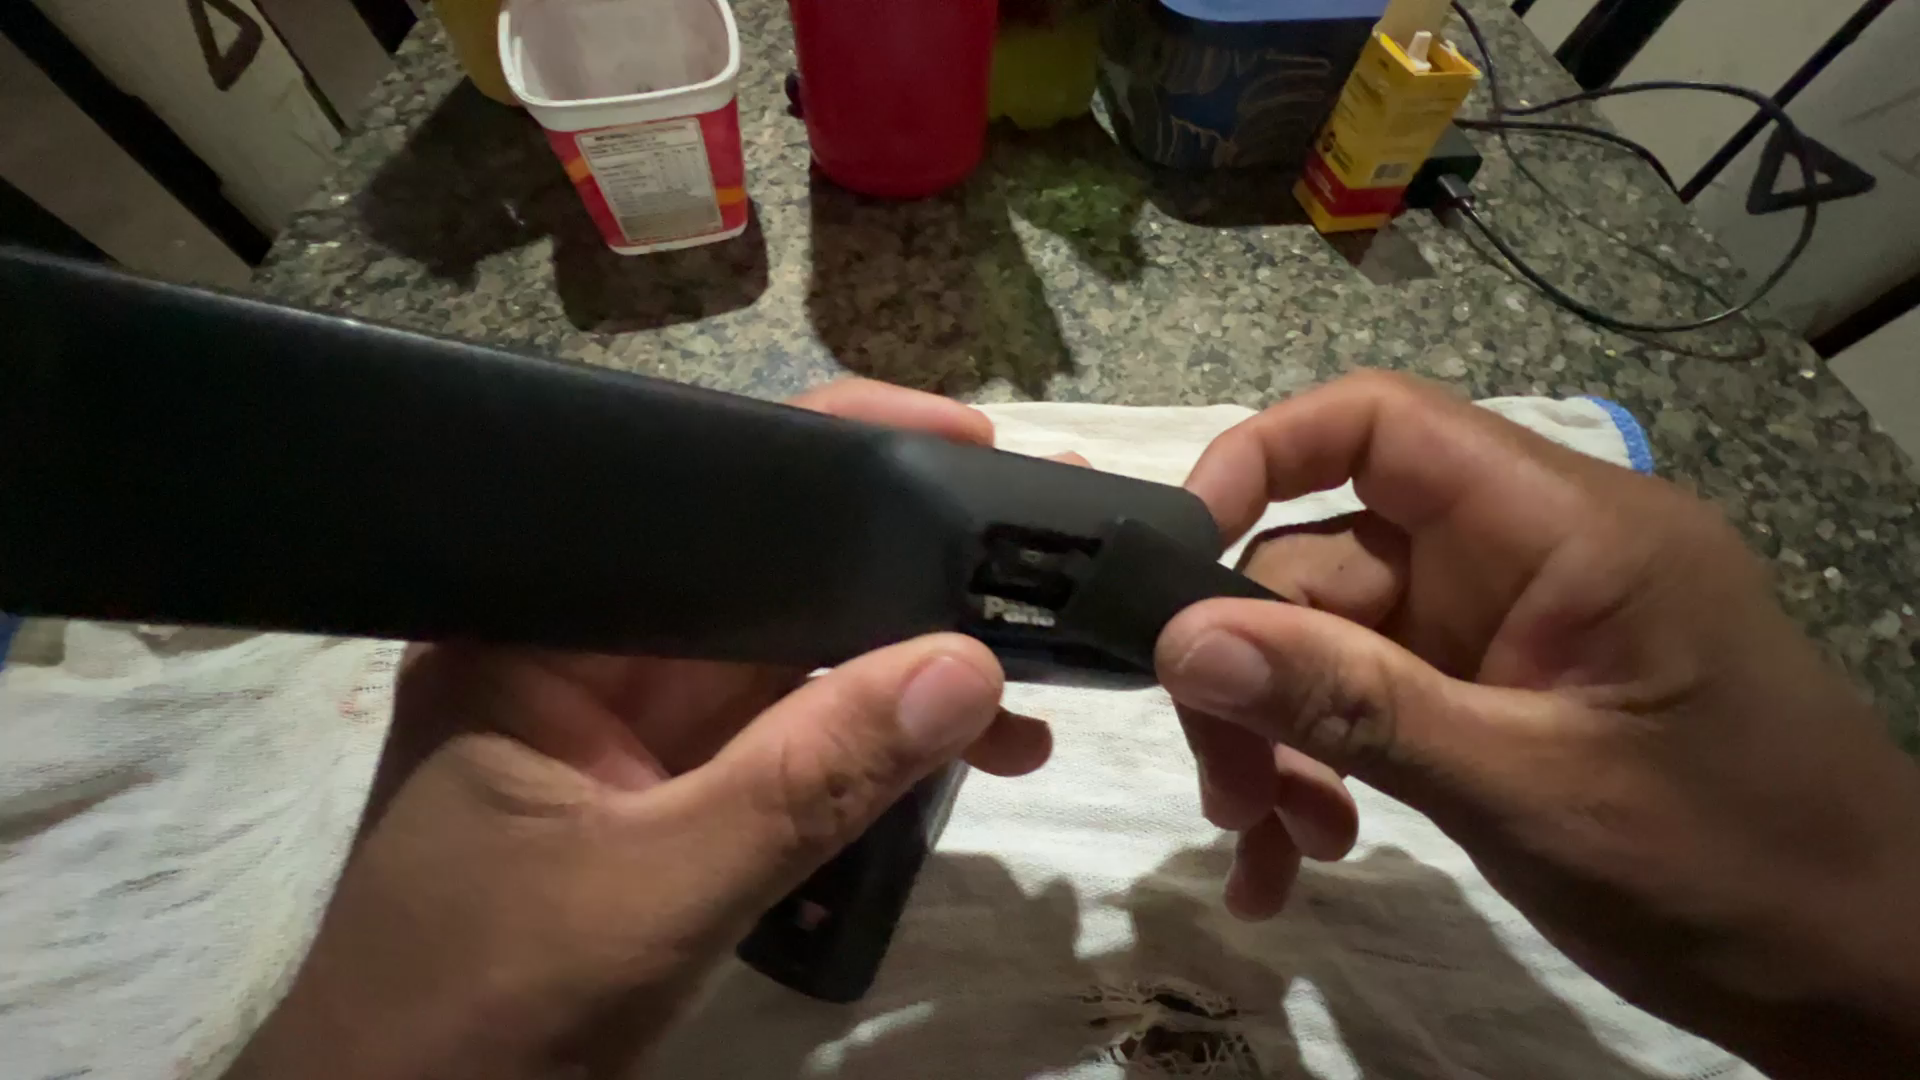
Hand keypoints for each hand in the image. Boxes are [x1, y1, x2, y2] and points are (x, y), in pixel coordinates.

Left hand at [228, 380, 1050, 1079]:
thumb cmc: (480, 1015)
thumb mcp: (654, 890)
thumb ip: (808, 783)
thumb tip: (968, 670)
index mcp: (559, 621)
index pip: (712, 500)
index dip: (842, 459)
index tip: (965, 445)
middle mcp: (617, 643)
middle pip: (786, 569)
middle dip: (910, 564)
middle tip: (1029, 549)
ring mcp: (667, 713)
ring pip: (816, 653)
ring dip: (920, 663)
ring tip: (1034, 673)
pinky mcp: (706, 775)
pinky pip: (820, 729)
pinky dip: (895, 737)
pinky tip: (980, 750)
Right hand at [1155, 372, 1919, 1076]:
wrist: (1867, 998)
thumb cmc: (1738, 873)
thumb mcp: (1525, 789)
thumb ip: (1348, 707)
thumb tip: (1181, 644)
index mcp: (1552, 527)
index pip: (1376, 422)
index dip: (1259, 457)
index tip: (1174, 547)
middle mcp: (1495, 557)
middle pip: (1310, 567)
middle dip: (1249, 676)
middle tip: (1228, 791)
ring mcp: (1467, 629)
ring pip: (1304, 648)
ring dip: (1270, 742)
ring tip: (1273, 843)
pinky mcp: (1450, 691)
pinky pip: (1335, 705)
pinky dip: (1303, 771)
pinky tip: (1297, 853)